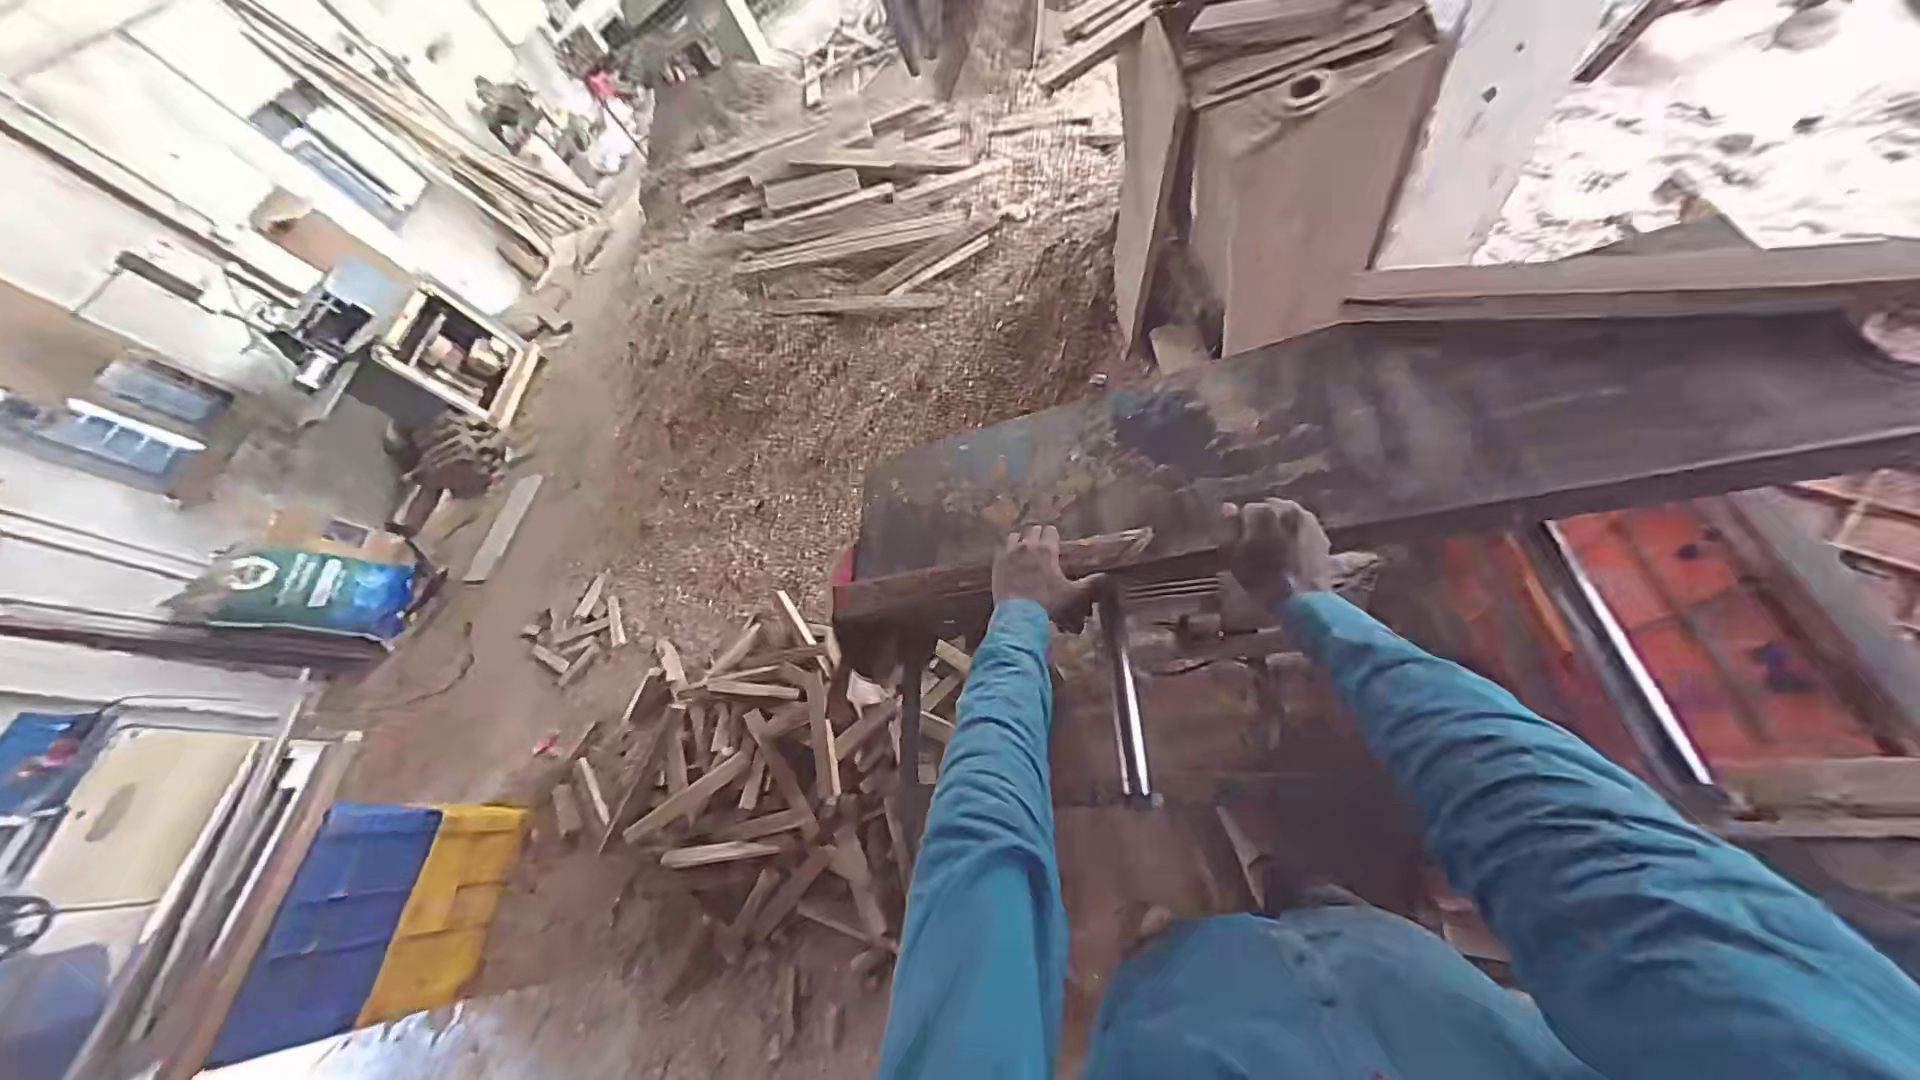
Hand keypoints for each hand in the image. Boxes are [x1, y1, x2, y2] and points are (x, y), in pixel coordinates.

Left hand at [992, 525, 1107, 628]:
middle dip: (1038, 536)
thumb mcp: (1074, 595)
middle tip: (1041, 548)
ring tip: (1024, 551)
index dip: (1053, 536)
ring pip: (1015, 536)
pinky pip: (1001, 548)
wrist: (1019, 615)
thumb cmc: (1049, 604)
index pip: (1050, 531)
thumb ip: (1091, 584)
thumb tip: (1106, 577)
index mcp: (1047, 550)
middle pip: (1033, 530)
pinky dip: (1007, 550)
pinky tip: (1010, 559)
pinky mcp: (997, 562)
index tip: (1055, 545)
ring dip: (1021, 540)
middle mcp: (1028, 546)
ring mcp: (1010, 553)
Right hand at [1217, 499, 1333, 607]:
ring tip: (1276, 551)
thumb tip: (1228, 507)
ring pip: (1287, 519)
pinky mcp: (1321, 535)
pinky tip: (1292, 555)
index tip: (1241, 545)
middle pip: (1269, 510)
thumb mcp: (1231, 554)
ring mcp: (1308, 521)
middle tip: (1258, 547)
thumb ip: (1228, 527)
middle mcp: (1288, 508)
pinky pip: (1302, 530)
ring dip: (1280, 529)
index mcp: (1262, 511)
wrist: (1299, 597)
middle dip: (1262, 524)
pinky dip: (1295, 537)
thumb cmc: (1259, 576)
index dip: (1241, 529)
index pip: (1246, 511)